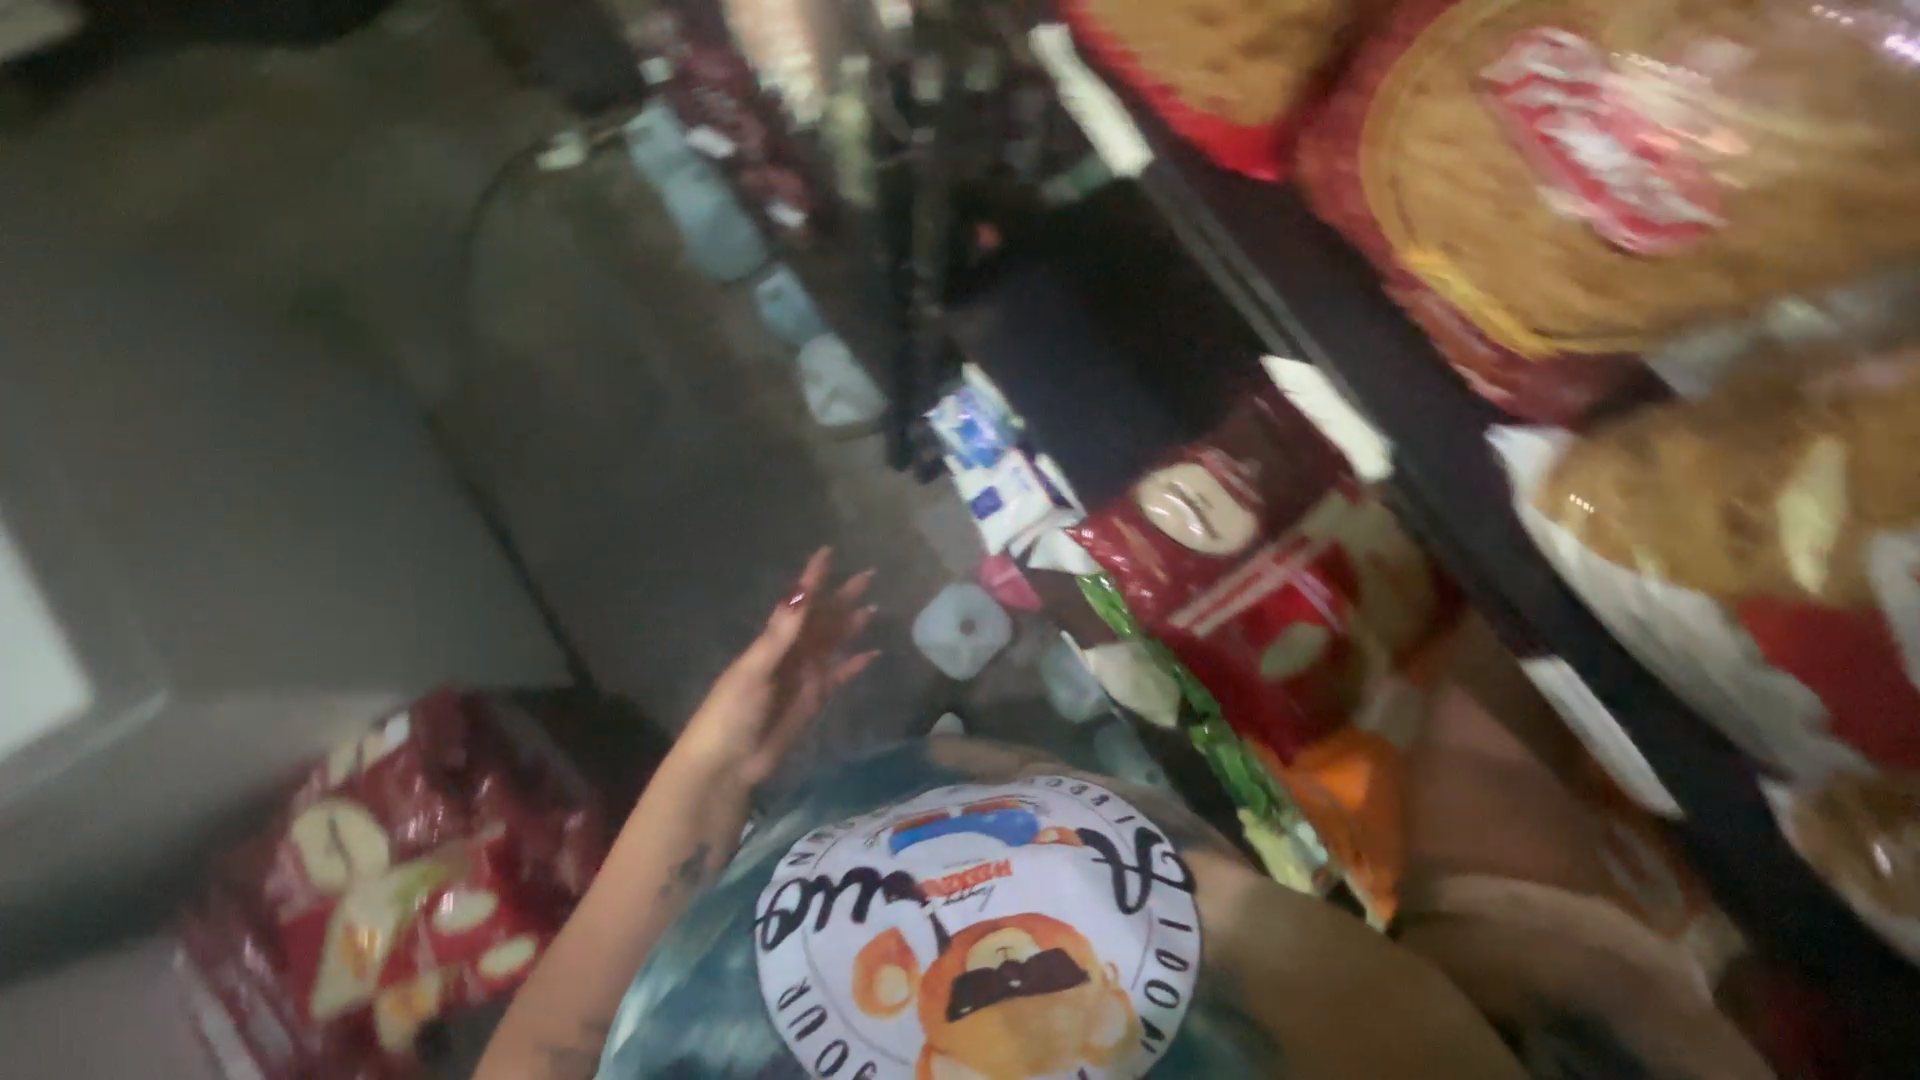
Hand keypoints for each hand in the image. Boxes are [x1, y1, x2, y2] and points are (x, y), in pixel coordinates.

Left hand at [676, 547, 879, 787]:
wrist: (727, 762)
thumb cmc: (731, 712)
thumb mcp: (754, 670)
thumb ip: (781, 634)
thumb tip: (801, 592)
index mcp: (774, 640)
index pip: (799, 602)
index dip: (813, 578)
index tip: (828, 551)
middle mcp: (792, 651)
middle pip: (822, 618)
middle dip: (843, 597)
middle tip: (869, 575)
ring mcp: (804, 674)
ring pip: (833, 642)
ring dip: (851, 625)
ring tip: (874, 608)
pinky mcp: (814, 698)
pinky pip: (839, 675)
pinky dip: (854, 664)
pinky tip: (873, 654)